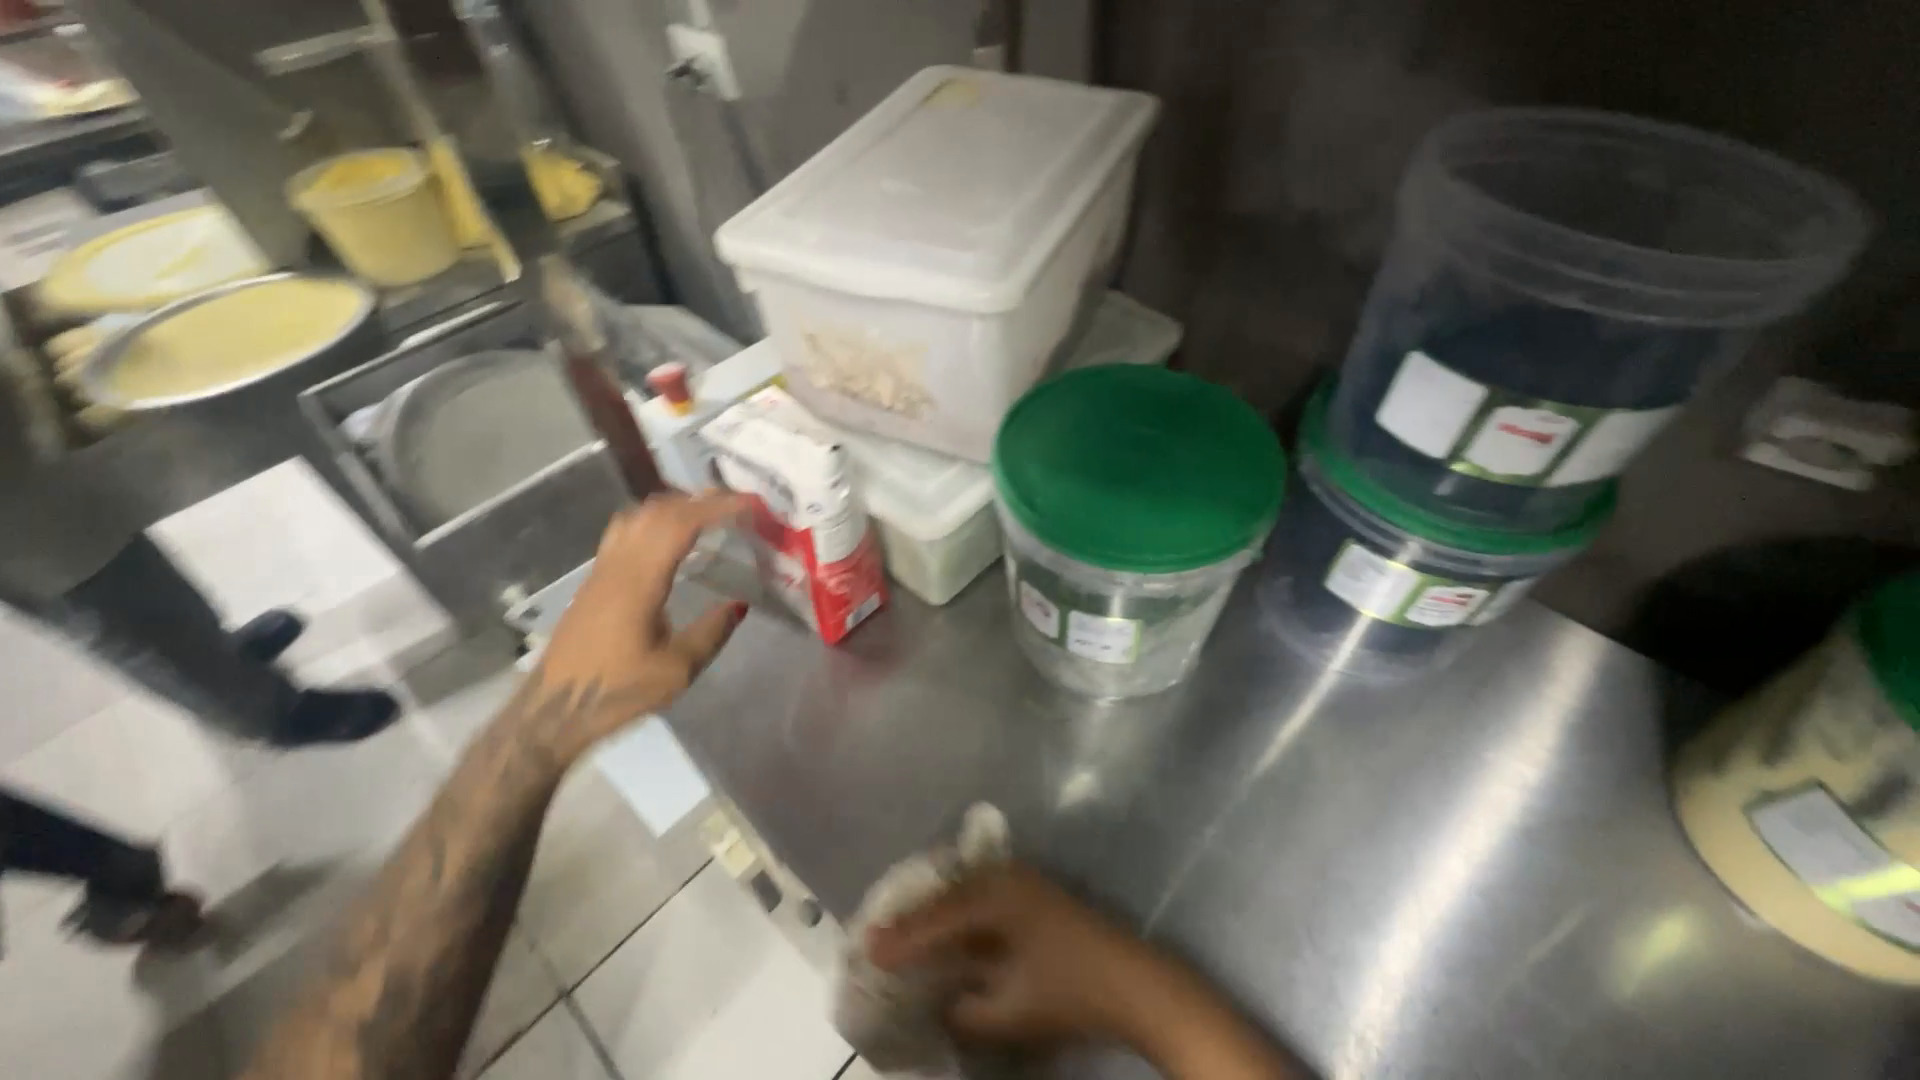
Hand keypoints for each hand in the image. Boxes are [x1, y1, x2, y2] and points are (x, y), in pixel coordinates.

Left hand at [529, 492, 752, 757]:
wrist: (555, 711)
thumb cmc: (618, 692)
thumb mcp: (676, 670)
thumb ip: (711, 632)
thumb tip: (740, 602)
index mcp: (639, 582)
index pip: (681, 525)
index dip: (717, 507)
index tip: (750, 503)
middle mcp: (618, 566)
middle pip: (657, 511)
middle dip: (699, 499)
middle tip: (736, 503)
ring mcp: (601, 571)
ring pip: (636, 517)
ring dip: (674, 506)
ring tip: (707, 512)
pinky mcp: (594, 582)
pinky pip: (625, 532)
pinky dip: (654, 520)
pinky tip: (670, 537)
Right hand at [864, 863, 1166, 1045]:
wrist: (1138, 985)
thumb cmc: (1071, 993)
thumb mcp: (1008, 1011)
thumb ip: (962, 1008)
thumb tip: (938, 1001)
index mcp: (996, 894)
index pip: (936, 915)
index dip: (900, 936)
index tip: (865, 948)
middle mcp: (1007, 876)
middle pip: (947, 892)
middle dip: (913, 915)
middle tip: (878, 935)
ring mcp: (1025, 880)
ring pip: (965, 891)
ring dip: (936, 912)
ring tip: (904, 932)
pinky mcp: (1036, 894)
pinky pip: (983, 896)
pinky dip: (959, 914)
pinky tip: (947, 933)